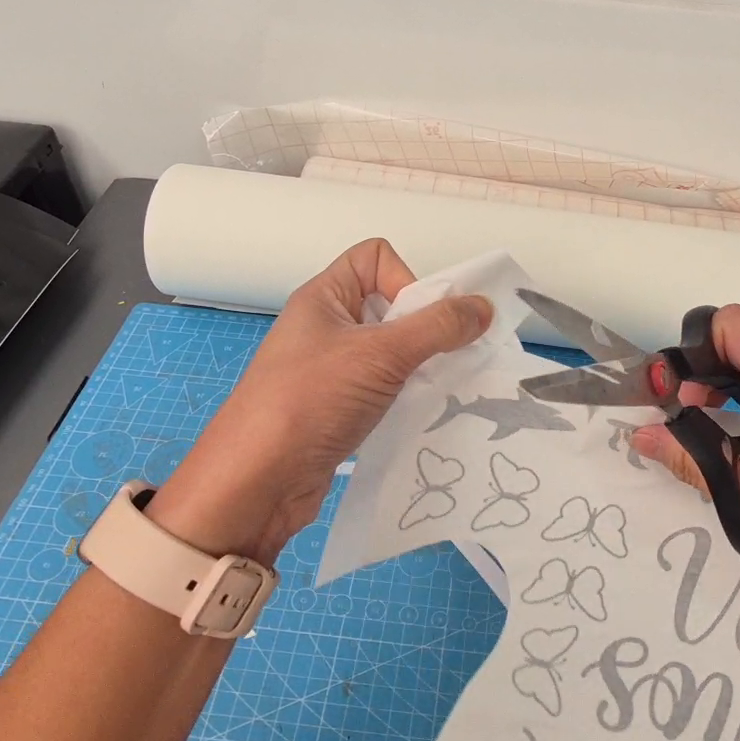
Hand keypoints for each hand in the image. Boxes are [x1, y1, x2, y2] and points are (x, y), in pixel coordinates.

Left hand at [145, 239, 491, 563]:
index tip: (418, 321)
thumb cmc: (311, 401)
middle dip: (422, 327)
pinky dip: (403, 397)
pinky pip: (382, 389)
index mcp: (324, 297)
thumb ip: (437, 327)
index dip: (405, 279)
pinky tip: (417, 416)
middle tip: (440, 358)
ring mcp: (329, 371)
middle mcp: (325, 328)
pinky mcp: (336, 410)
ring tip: (434, 390)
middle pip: (388, 306)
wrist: (256, 482)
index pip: (375, 258)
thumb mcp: (380, 355)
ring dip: (417, 367)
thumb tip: (484, 306)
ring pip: (389, 352)